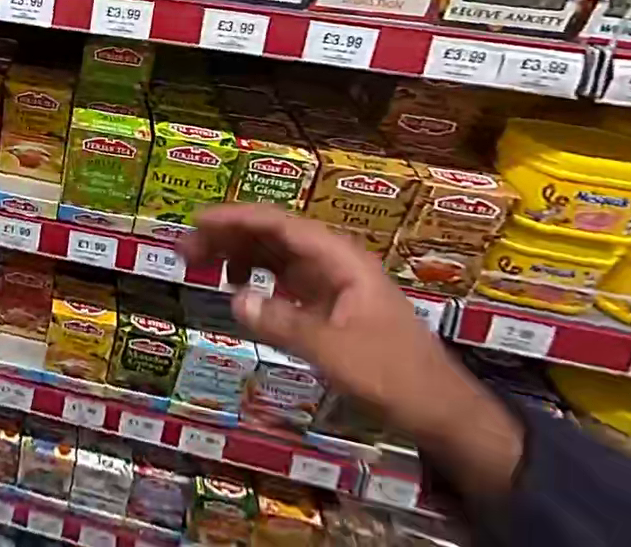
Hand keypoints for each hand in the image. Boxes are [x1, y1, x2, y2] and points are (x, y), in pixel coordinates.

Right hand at [179, 204, 522, 498]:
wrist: (444, 413)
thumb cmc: (395, 374)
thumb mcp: (336, 351)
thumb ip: (283, 323)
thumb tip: (234, 299)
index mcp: (338, 258)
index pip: (278, 224)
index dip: (236, 218)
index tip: (198, 220)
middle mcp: (330, 261)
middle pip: (270, 235)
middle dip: (227, 236)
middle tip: (186, 248)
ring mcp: (328, 281)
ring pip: (272, 255)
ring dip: (236, 254)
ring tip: (200, 263)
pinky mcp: (325, 303)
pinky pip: (280, 279)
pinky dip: (254, 278)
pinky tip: (236, 288)